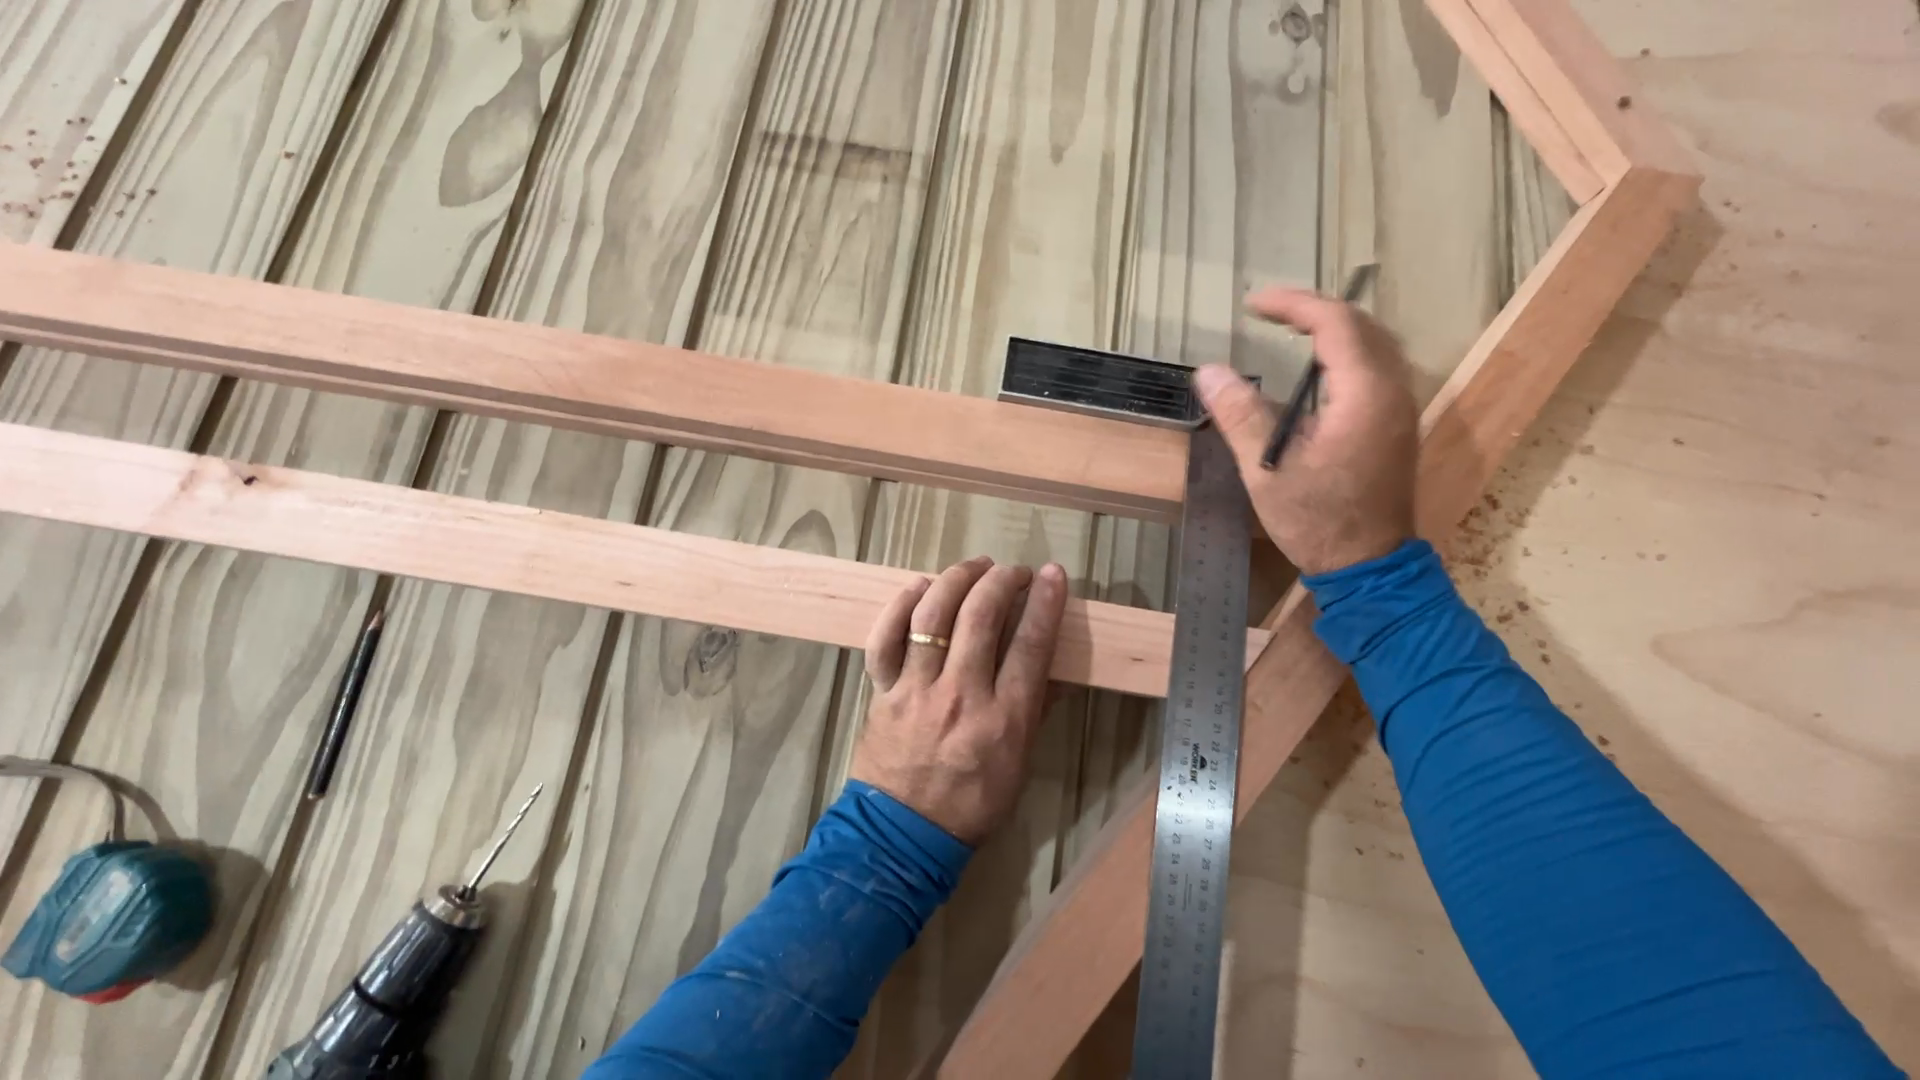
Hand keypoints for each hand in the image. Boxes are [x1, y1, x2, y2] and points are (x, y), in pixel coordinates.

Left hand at [850, 557, 1069, 845]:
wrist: (902, 835)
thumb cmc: (970, 804)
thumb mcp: (1019, 764)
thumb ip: (1033, 711)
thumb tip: (1049, 666)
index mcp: (1003, 719)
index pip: (1031, 646)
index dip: (1046, 603)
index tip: (1054, 574)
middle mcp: (960, 695)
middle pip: (982, 616)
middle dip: (1002, 580)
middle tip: (1014, 571)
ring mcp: (917, 689)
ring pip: (933, 615)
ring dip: (956, 579)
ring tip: (974, 568)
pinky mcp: (884, 690)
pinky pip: (886, 637)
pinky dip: (900, 605)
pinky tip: (919, 587)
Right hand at [1193, 287, 1418, 575]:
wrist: (1369, 566)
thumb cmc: (1317, 521)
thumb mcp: (1267, 472)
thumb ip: (1241, 415)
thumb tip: (1209, 372)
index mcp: (1364, 396)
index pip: (1335, 324)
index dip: (1294, 305)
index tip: (1253, 305)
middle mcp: (1392, 392)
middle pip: (1362, 325)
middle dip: (1314, 309)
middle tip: (1270, 311)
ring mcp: (1400, 408)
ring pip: (1375, 343)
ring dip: (1334, 328)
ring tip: (1291, 328)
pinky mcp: (1397, 424)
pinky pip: (1378, 366)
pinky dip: (1347, 351)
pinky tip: (1319, 366)